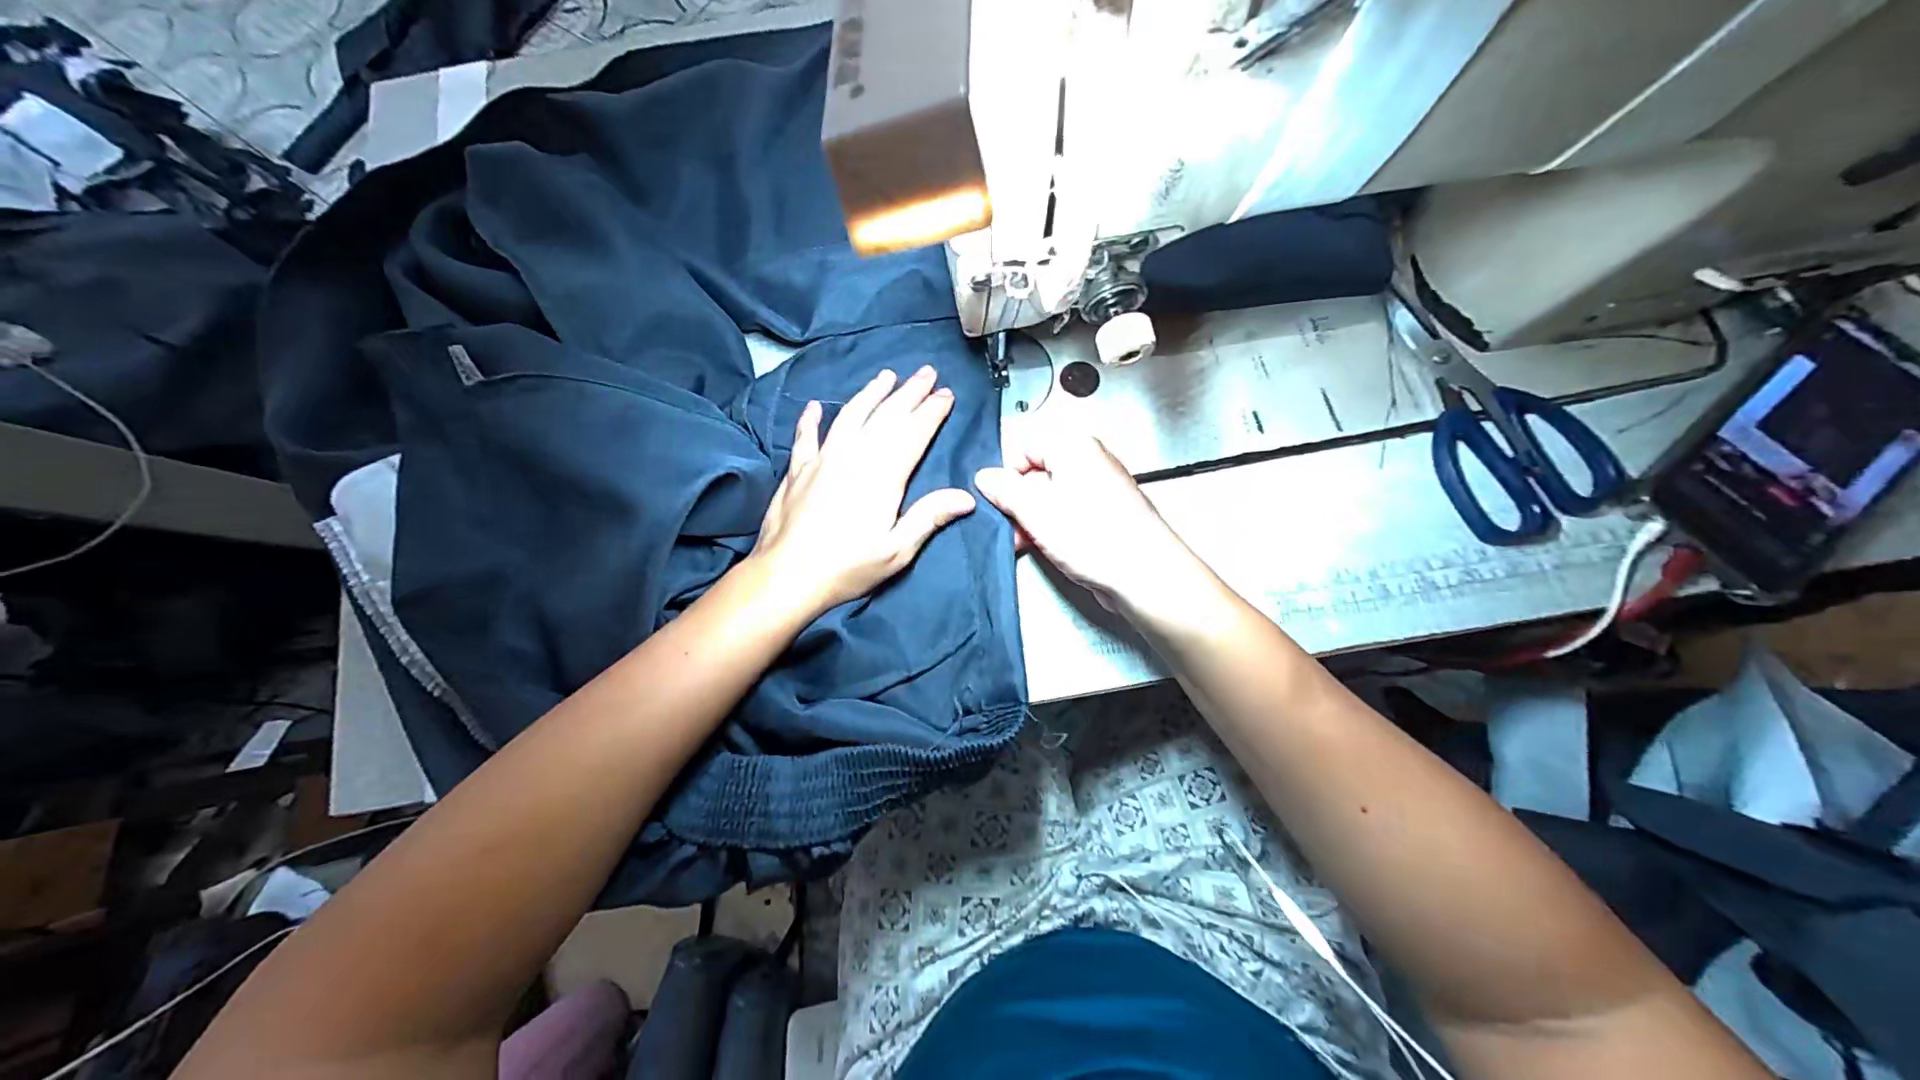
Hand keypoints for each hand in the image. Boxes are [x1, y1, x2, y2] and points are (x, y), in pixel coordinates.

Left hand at [748, 366, 976, 619]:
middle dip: (909, 393)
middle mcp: (853, 457)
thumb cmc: (846, 568)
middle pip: (885, 416)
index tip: (946, 394)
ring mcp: (822, 460)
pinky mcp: (797, 471)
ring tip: (885, 377)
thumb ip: (929, 518)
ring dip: (869, 394)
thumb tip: (967, 497)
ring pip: (850, 416)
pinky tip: (815, 407)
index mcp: (882, 476)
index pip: (913, 434)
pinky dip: (811, 419)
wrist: (786, 576)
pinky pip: (805, 436)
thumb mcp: (896, 550)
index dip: (931, 412)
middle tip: (926, 373)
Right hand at [973, 423, 1198, 610]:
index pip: (1023, 447)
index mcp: (1074, 446)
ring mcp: (1100, 490)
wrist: (1143, 575)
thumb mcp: (1034, 509)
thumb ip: (1004, 489)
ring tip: (1028, 543)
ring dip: (1034, 520)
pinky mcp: (1106, 517)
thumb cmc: (1096, 537)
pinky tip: (1048, 549)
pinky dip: (1054, 530)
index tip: (996, 501)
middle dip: (1019, 502)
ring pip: (1051, 498)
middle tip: (1010, 526)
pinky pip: (1069, 516)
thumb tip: (985, 478)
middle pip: (1037, 474)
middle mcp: (1090, 462)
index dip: (1006, 475)